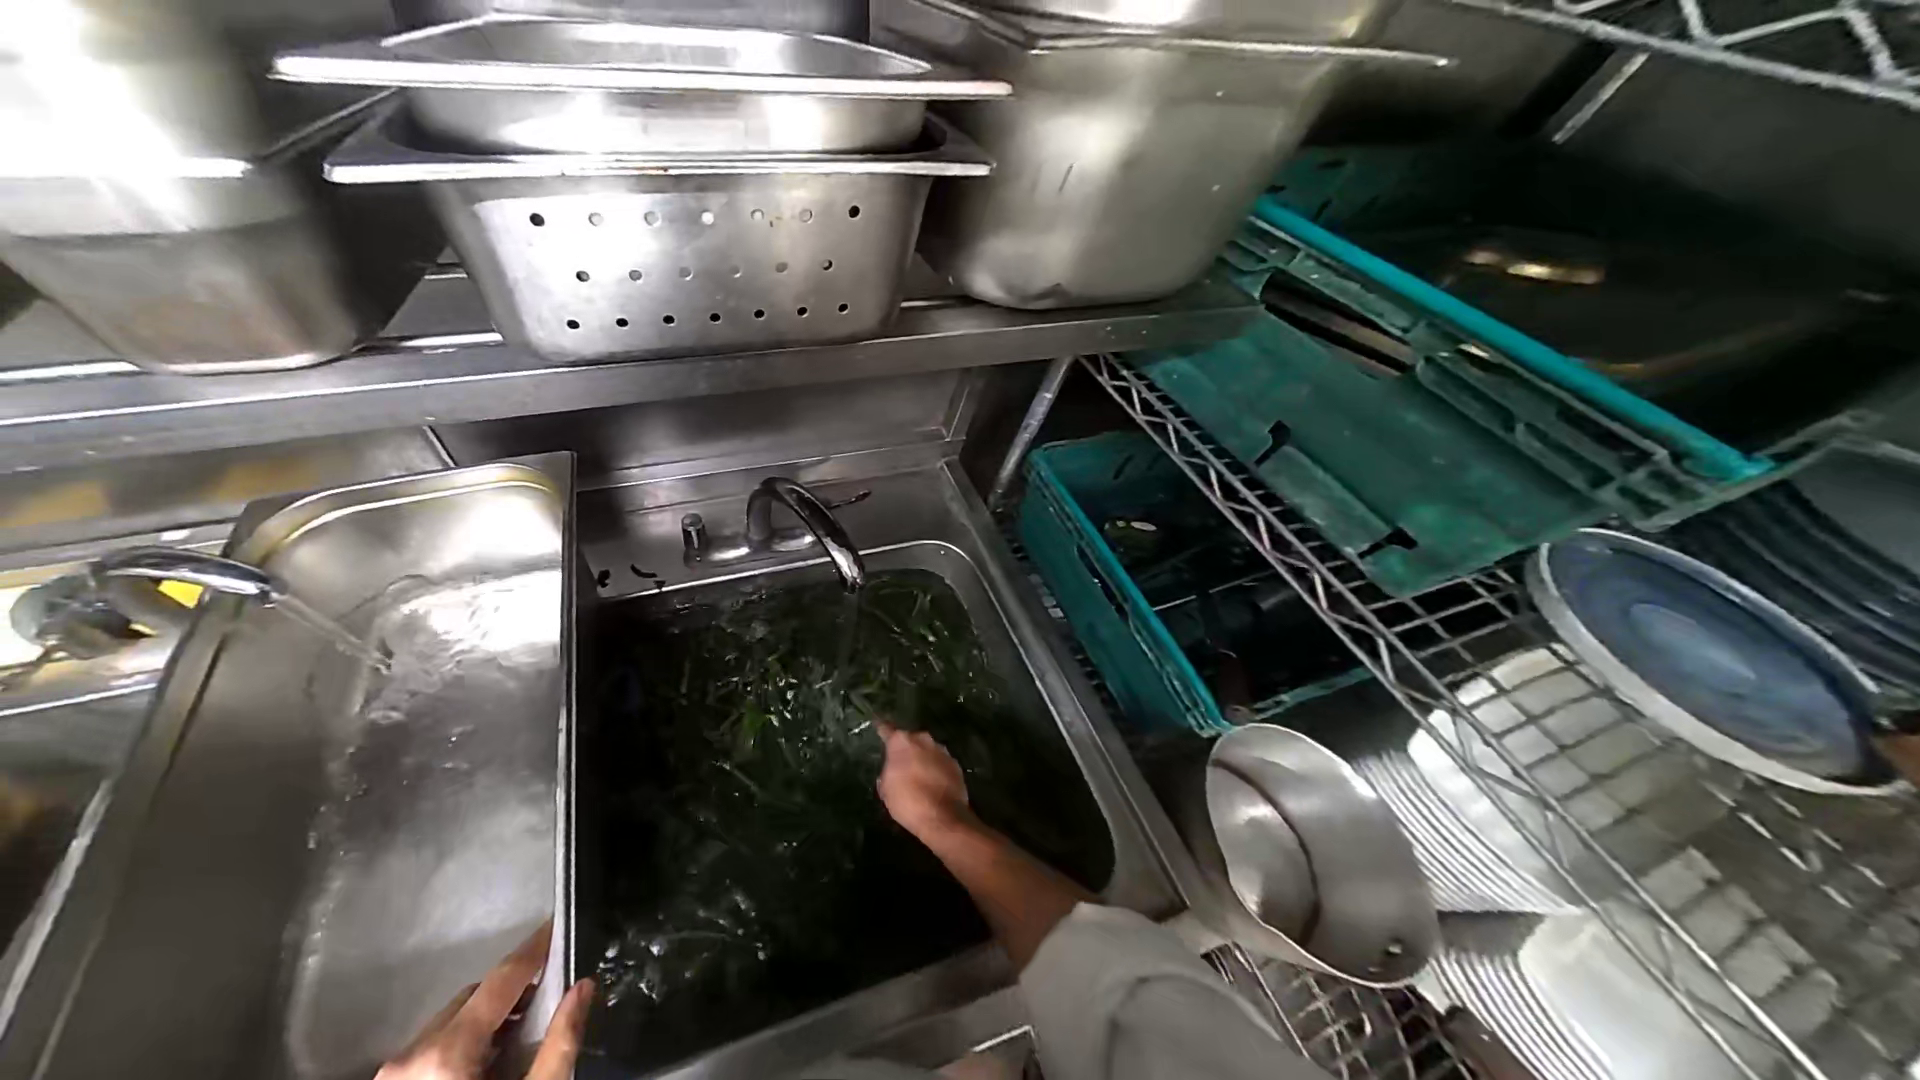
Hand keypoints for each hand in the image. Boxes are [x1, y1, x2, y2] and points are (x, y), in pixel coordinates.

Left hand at [377, 922, 593, 1079]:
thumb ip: (561, 1042)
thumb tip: (584, 987)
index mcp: (449, 1050)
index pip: (502, 978)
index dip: (534, 948)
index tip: (558, 924)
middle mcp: (411, 1054)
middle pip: (474, 997)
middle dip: (514, 990)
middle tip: (551, 994)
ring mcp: (390, 1077)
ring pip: (450, 1022)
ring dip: (488, 1017)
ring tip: (522, 1035)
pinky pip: (431, 1048)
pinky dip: (464, 1042)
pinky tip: (487, 1065)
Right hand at [875, 720, 972, 841]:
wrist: (942, 817)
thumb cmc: (907, 801)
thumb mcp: (886, 788)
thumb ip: (888, 770)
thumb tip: (893, 768)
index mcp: (901, 741)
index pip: (887, 729)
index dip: (882, 730)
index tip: (878, 727)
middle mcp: (923, 739)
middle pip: (910, 739)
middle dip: (906, 748)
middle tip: (900, 763)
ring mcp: (942, 750)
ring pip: (927, 749)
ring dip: (923, 758)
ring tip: (918, 774)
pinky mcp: (956, 763)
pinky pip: (940, 762)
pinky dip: (936, 768)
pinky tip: (933, 782)